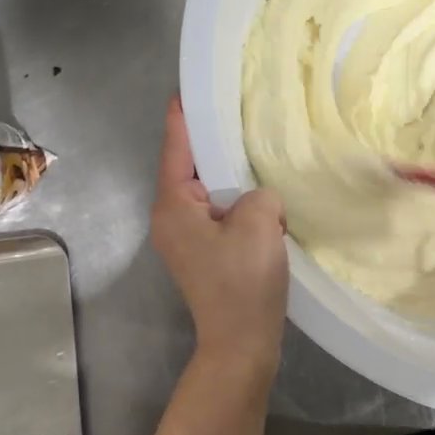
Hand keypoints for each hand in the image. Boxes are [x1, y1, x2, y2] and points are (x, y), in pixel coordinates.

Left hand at [150, 98, 289, 375]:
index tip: (187, 89)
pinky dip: (238, 204)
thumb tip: (260, 201)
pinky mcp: (204, 255)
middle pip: (191, 169)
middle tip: (238, 113)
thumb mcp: (259, 223)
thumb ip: (260, 194)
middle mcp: (170, 218)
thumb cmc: (243, 282)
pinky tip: (264, 196)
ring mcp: (186, 239)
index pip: (176, 148)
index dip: (183, 117)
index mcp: (173, 205)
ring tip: (257, 150)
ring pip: (209, 193)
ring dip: (232, 179)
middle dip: (214, 145)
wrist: (242, 345)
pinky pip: (219, 215)